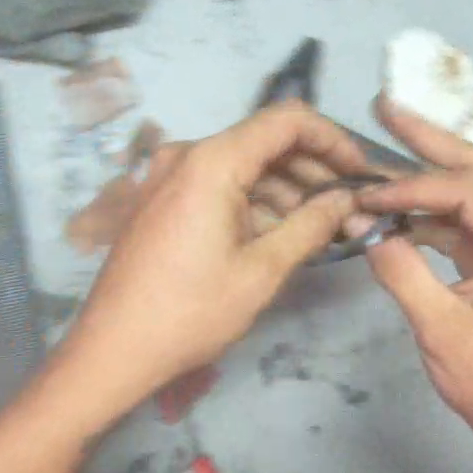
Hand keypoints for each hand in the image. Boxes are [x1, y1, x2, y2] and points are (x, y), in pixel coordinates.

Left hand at [49, 103, 365, 430]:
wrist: (112, 351)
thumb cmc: (190, 312)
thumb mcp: (262, 271)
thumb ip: (312, 225)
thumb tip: (348, 200)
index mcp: (211, 161)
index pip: (288, 121)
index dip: (333, 140)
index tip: (361, 174)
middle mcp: (187, 154)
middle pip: (266, 142)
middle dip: (314, 170)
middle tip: (352, 207)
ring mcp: (170, 176)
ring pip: (245, 165)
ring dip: (288, 189)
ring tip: (327, 225)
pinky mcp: (163, 200)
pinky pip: (220, 185)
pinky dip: (256, 202)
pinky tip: (285, 231)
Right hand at [357, 97, 472, 459]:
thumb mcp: (440, 330)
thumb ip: (402, 272)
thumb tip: (365, 225)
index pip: (468, 191)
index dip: (414, 184)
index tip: (367, 194)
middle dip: (429, 138)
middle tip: (384, 106)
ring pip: (471, 184)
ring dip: (426, 166)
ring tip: (382, 141)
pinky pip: (463, 213)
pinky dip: (427, 204)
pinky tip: (394, 200)